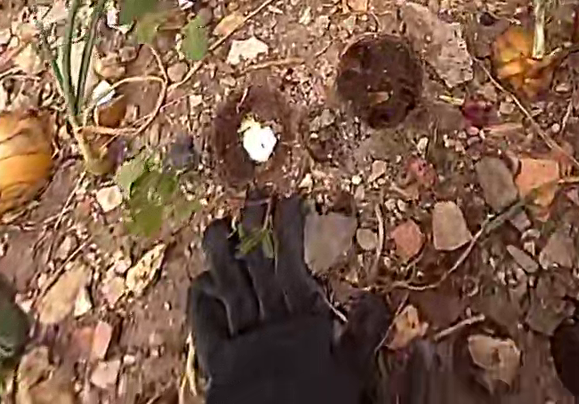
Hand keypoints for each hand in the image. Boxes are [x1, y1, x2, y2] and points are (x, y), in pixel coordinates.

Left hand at [189, 195, 389, 403]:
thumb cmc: (312, 402)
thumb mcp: (348, 373)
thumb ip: (363, 334)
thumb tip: (380, 297)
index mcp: (299, 312)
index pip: (291, 256)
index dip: (289, 225)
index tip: (290, 198)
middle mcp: (267, 314)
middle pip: (257, 261)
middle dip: (254, 225)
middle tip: (252, 196)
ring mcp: (239, 334)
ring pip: (227, 283)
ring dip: (221, 253)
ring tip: (216, 225)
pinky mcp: (217, 359)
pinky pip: (204, 324)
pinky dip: (200, 302)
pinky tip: (197, 282)